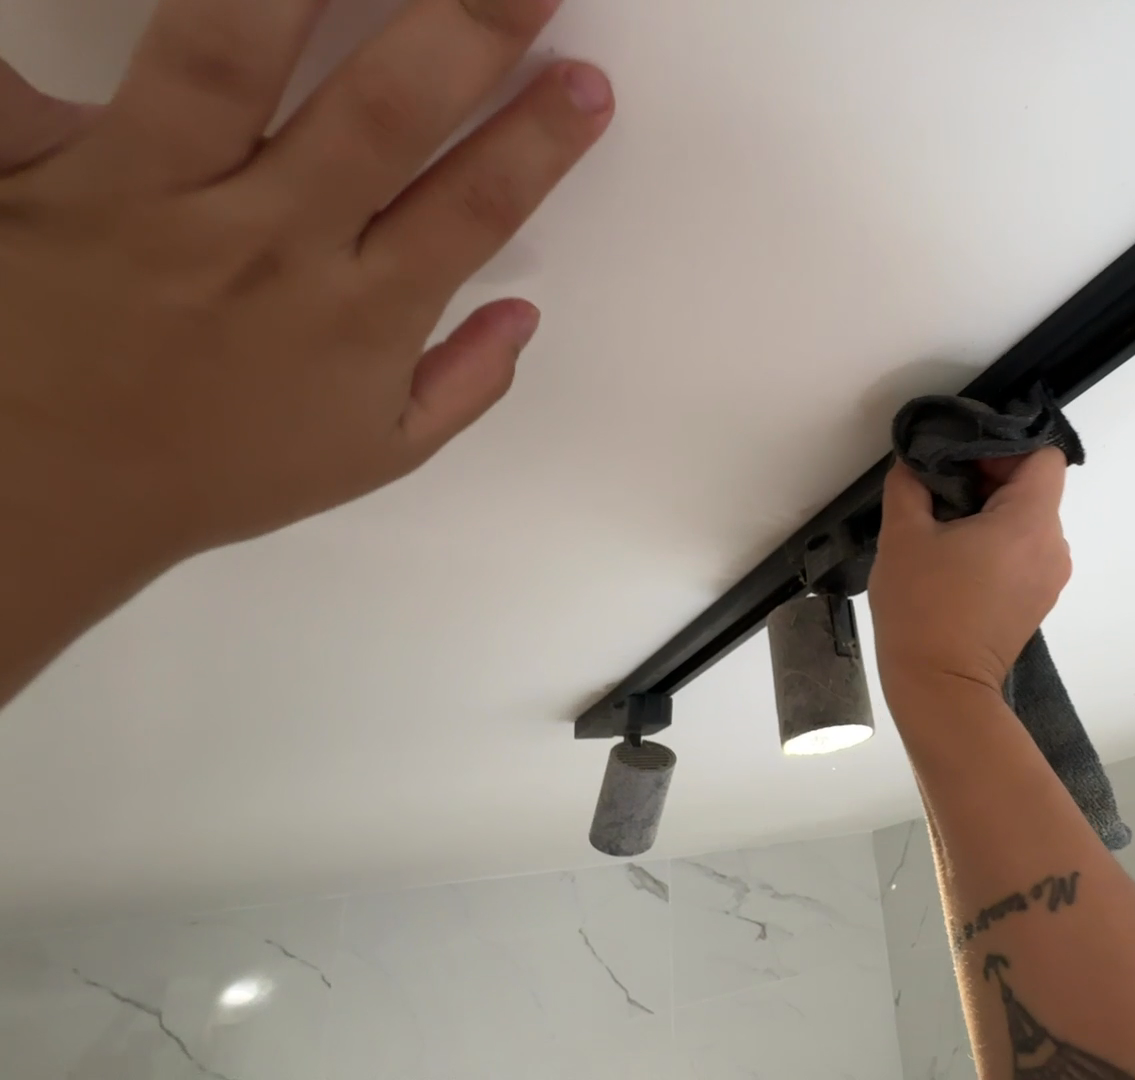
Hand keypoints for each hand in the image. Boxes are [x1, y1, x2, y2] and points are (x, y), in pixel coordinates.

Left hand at [0, 0, 612, 561]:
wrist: (41, 494)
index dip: (540, 142)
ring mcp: (150, 196)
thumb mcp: (381, 452)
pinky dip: (55, 14)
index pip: (476, 208)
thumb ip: (466, 383)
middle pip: (383, 116)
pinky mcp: (34, 166)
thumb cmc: (227, 470)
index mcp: (364, 316)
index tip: (588, 84)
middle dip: (465, 30)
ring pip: (227, 56)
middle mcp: (273, 244)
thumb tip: (524, 315)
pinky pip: (27, 72)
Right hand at [867, 449, 1072, 707]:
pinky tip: (960, 558)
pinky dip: (1001, 542)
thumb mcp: (902, 535)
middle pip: (1037, 487)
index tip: (963, 463)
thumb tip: (917, 463)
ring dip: (994, 512)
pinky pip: (1027, 550)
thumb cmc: (922, 608)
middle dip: (992, 479)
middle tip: (943, 492)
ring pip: (1031, 519)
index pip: (1043, 456)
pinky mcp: (1040, 598)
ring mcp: (1051, 576)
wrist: (941, 688)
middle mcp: (1054, 546)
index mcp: (1030, 522)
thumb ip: (910, 483)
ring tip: (947, 529)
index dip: (1004, 448)